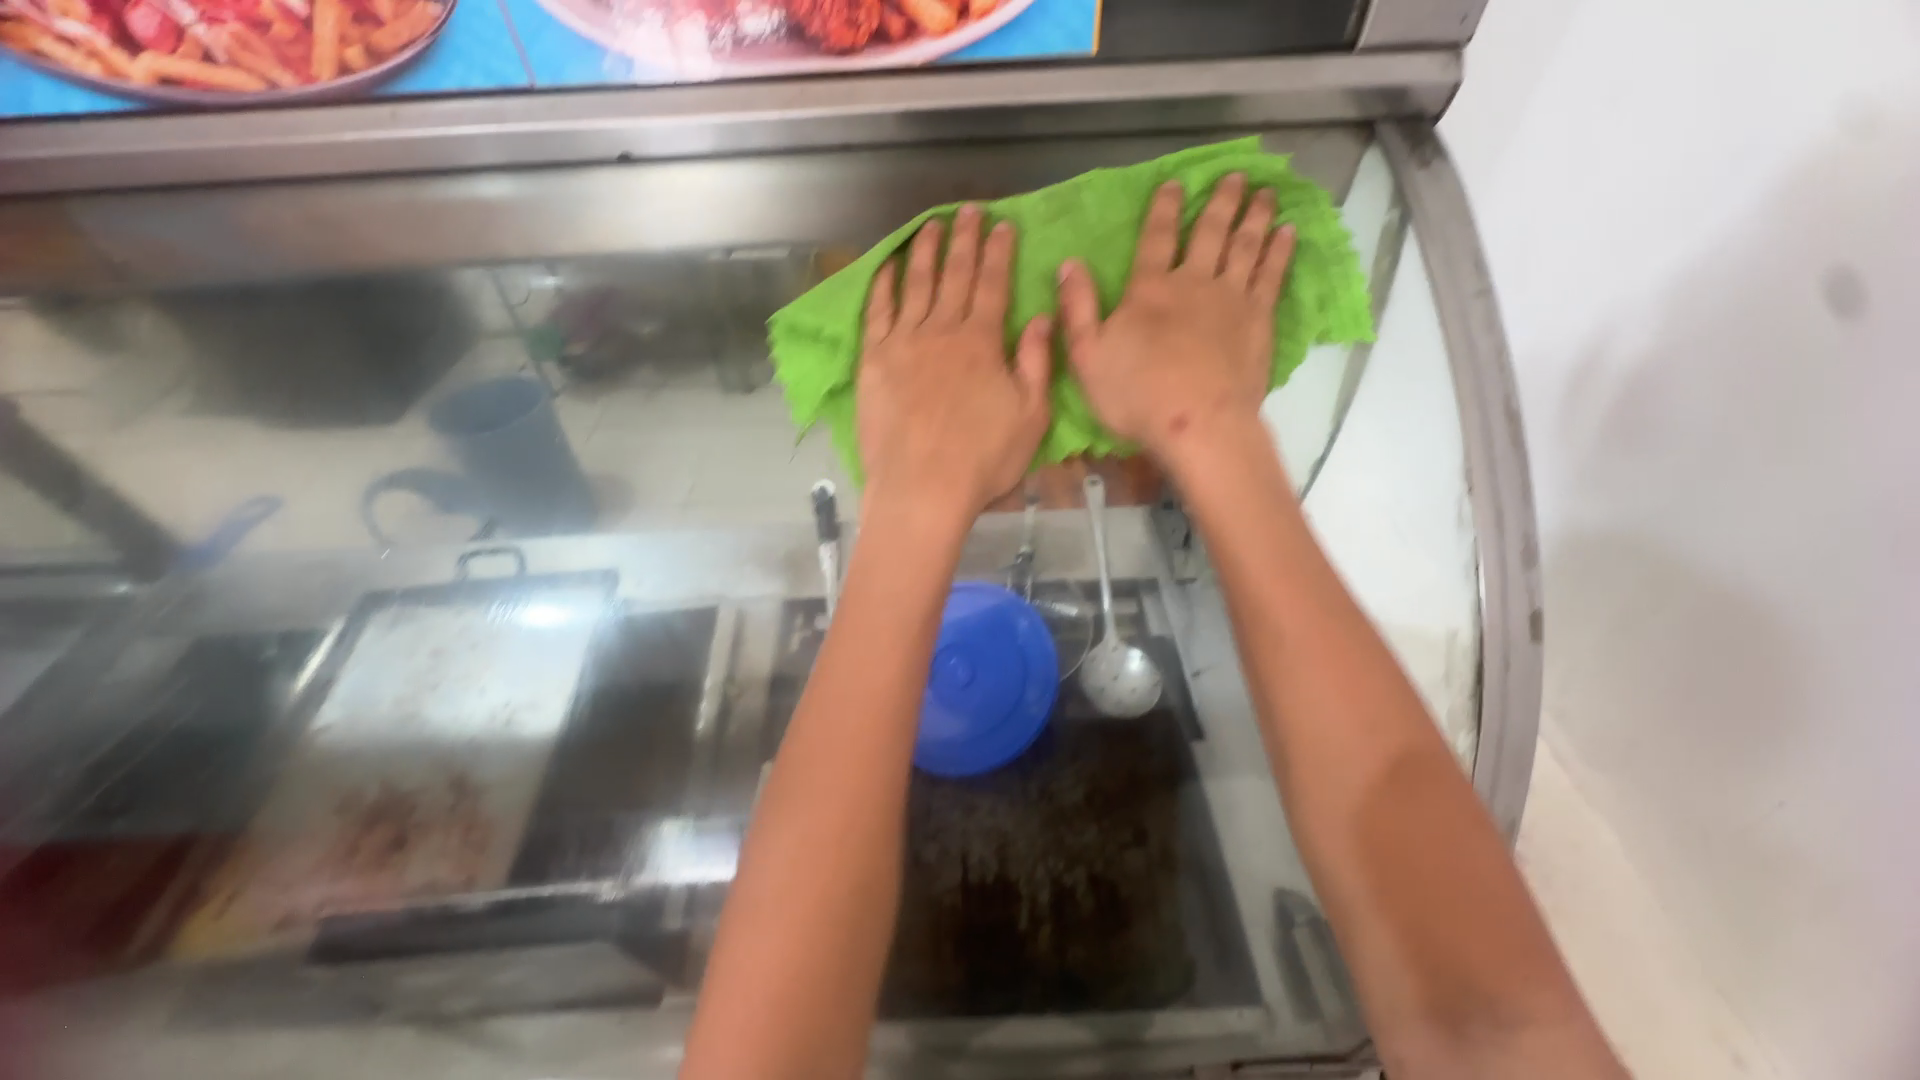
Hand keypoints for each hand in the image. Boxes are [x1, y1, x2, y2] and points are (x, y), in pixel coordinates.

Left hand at [859, 204, 1053, 514]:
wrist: (921, 487)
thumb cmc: (983, 459)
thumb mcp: (1031, 416)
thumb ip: (1035, 362)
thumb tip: (1040, 317)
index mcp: (982, 342)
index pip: (993, 284)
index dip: (999, 252)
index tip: (1002, 224)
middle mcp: (942, 331)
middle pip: (954, 275)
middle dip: (964, 239)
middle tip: (968, 210)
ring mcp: (903, 343)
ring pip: (915, 284)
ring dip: (924, 251)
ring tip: (930, 225)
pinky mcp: (873, 361)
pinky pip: (877, 312)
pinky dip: (883, 285)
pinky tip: (887, 267)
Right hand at [1057, 174, 1296, 462]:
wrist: (1197, 425)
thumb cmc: (1135, 397)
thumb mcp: (1086, 356)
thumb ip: (1077, 308)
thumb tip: (1069, 264)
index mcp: (1148, 291)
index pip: (1156, 238)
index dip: (1164, 209)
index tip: (1175, 183)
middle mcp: (1192, 283)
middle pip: (1210, 233)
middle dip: (1221, 202)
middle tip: (1235, 175)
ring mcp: (1230, 300)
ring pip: (1245, 247)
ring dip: (1255, 217)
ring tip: (1266, 193)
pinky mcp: (1258, 321)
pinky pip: (1271, 276)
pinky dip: (1280, 251)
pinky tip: (1288, 233)